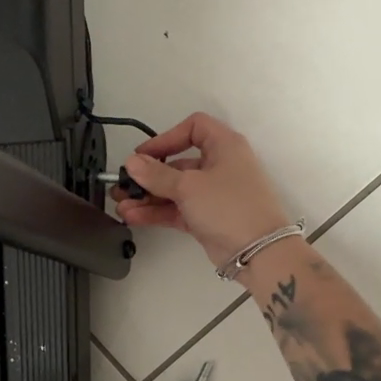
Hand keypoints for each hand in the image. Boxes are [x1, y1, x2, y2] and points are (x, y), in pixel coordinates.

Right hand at [110, 112, 292, 270]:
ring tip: (122, 205)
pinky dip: (157, 212)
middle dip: (148, 175)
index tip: (143, 155)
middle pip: (177, 162)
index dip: (166, 138)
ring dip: (148, 196)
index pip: (193, 128)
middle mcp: (219, 166)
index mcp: (224, 146)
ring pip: (174, 189)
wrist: (258, 252)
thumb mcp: (189, 186)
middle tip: (123, 185)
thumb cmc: (230, 207)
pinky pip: (176, 209)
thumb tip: (132, 163)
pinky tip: (133, 216)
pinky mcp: (206, 218)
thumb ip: (157, 174)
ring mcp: (212, 194)